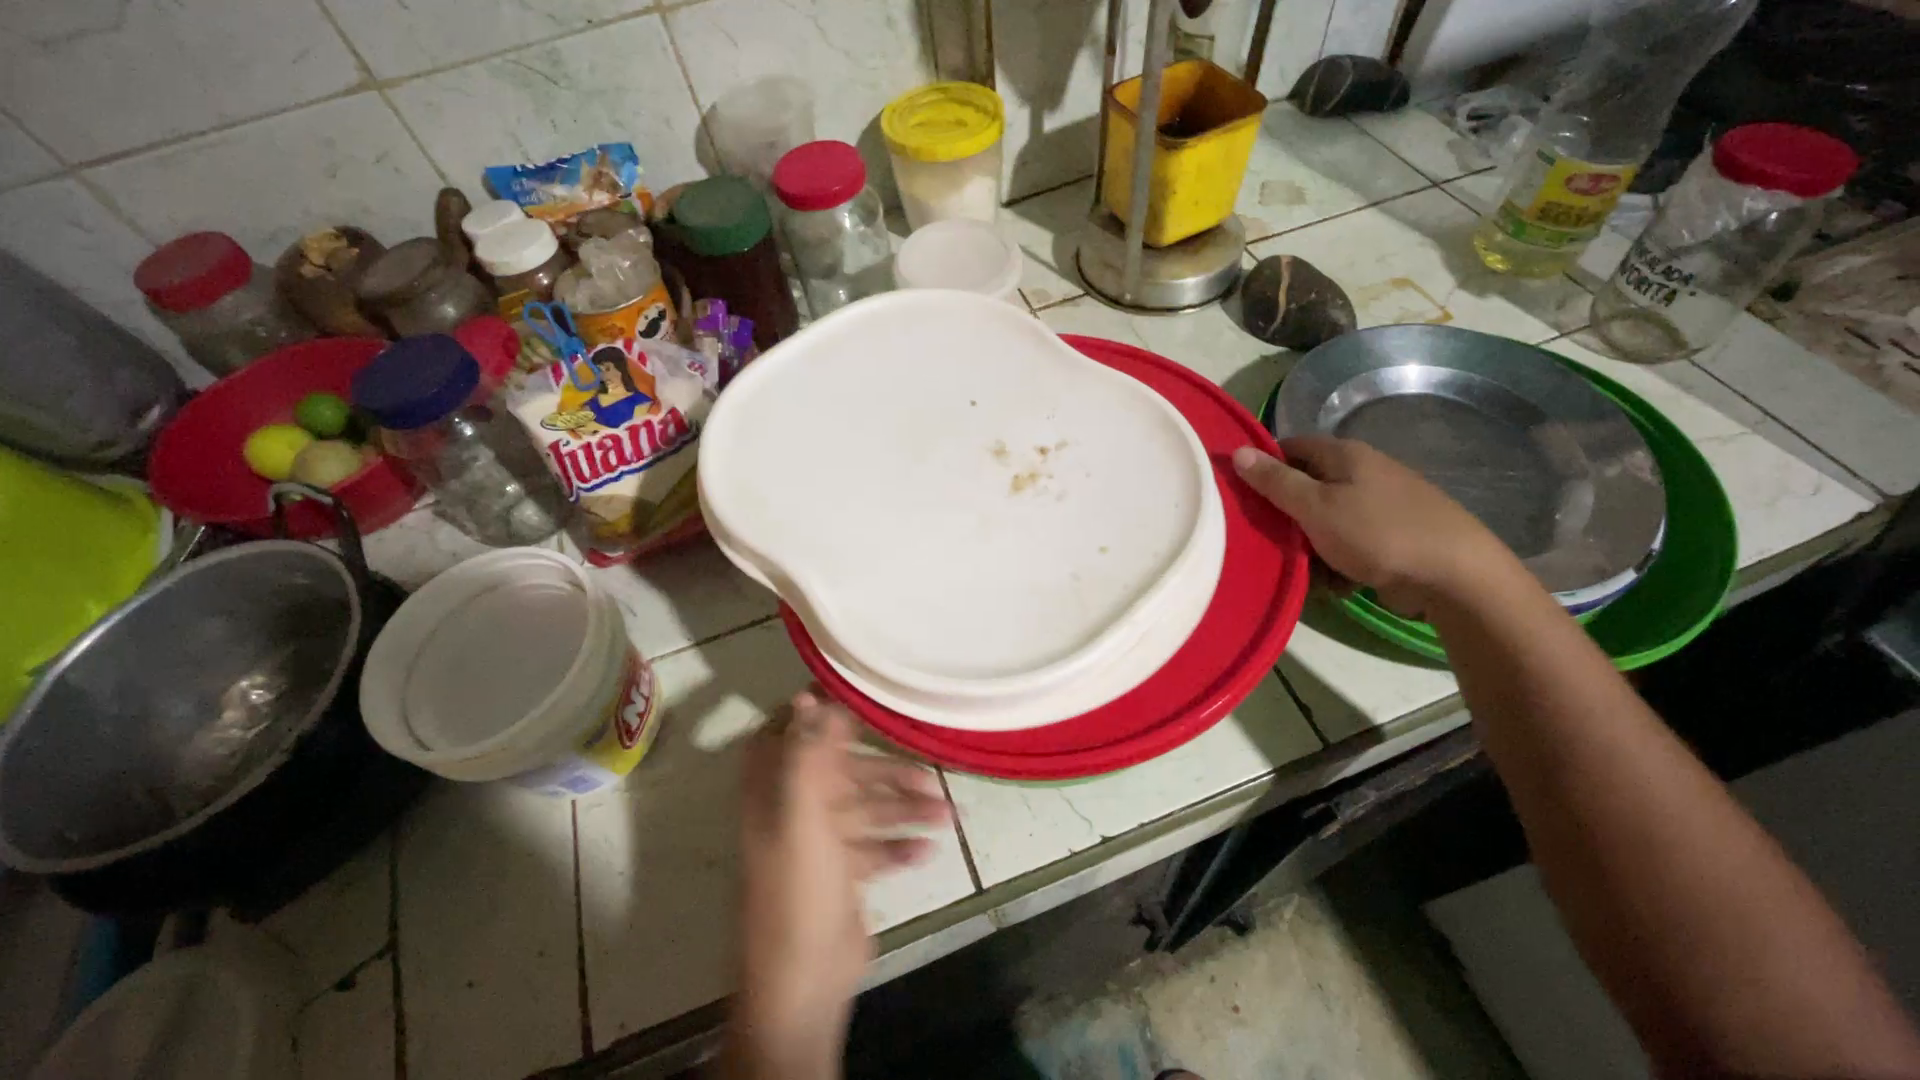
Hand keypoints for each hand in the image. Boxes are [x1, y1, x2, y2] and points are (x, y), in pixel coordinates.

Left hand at [726, 690, 950, 1078]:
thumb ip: (808, 756)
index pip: (786, 736)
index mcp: (772, 794)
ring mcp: (817, 846)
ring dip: (903, 808)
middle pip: (841, 774)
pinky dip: (899, 846)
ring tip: (944, 813)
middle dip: (885, 771)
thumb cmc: (800, 892)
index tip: (860, 699)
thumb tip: (809, 695)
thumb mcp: (804, 819)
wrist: (803, 982)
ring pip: (865, 810)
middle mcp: (792, 813)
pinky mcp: (840, 877)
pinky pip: (874, 848)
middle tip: (930, 774)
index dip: (816, 715)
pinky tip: (927, 851)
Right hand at [1232, 436, 1517, 618]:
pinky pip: (1351, 544)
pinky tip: (1338, 583)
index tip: (1242, 496)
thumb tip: (1238, 451)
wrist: (1455, 574)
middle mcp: (1364, 472)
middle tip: (1268, 541)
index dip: (1264, 468)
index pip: (1290, 448)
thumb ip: (1276, 482)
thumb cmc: (1377, 533)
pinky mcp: (1394, 536)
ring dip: (1311, 547)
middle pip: (1308, 488)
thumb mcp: (1316, 508)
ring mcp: (1382, 505)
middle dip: (1286, 517)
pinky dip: (1339, 562)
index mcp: (1345, 455)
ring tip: (1305, 572)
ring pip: (1327, 521)